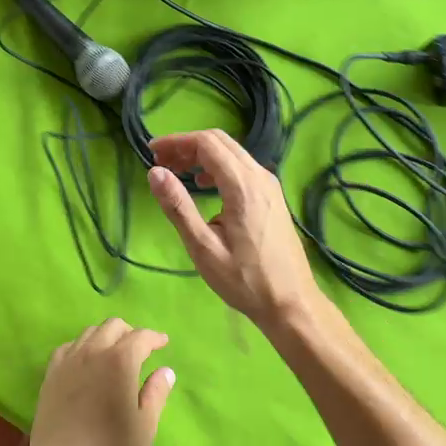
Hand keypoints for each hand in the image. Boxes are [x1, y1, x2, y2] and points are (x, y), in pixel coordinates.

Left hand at [29, 318, 175, 445]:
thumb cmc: (110, 443)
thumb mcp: (143, 426)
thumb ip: (156, 395)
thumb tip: (166, 371)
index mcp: (120, 360)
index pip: (140, 337)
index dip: (154, 337)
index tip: (163, 342)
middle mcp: (94, 350)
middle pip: (113, 326)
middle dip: (130, 332)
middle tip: (140, 348)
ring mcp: (69, 358)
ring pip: (90, 331)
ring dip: (106, 336)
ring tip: (114, 352)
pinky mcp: (51, 371)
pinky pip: (68, 346)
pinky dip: (82, 346)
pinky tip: (85, 359)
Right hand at [148, 129, 320, 327]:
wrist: (293, 305)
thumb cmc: (245, 281)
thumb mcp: (204, 248)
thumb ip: (178, 207)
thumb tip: (155, 172)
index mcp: (242, 186)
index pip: (206, 143)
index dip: (177, 141)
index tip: (152, 151)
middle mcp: (259, 176)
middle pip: (219, 140)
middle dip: (187, 145)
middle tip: (161, 159)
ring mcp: (269, 184)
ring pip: (231, 151)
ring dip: (202, 154)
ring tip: (177, 170)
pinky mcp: (272, 195)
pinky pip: (241, 165)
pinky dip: (217, 165)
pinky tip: (203, 185)